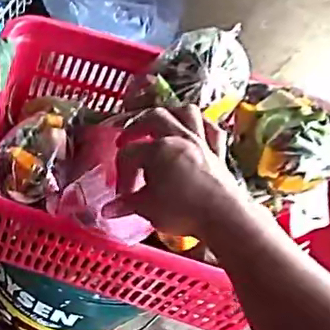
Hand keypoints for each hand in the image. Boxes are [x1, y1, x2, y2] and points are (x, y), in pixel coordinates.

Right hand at [105, 105, 258, 240]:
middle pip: (154, 117)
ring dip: (171, 114)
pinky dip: (201, 127)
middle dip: (136, 126)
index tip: (122, 194)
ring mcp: (201, 141)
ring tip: (161, 126)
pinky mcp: (218, 151)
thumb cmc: (181, 211)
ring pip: (186, 112)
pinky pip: (211, 129)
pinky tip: (194, 132)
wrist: (222, 217)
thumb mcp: (147, 209)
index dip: (121, 174)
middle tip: (126, 140)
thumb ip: (127, 204)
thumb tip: (107, 210)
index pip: (129, 154)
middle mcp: (179, 137)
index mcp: (157, 149)